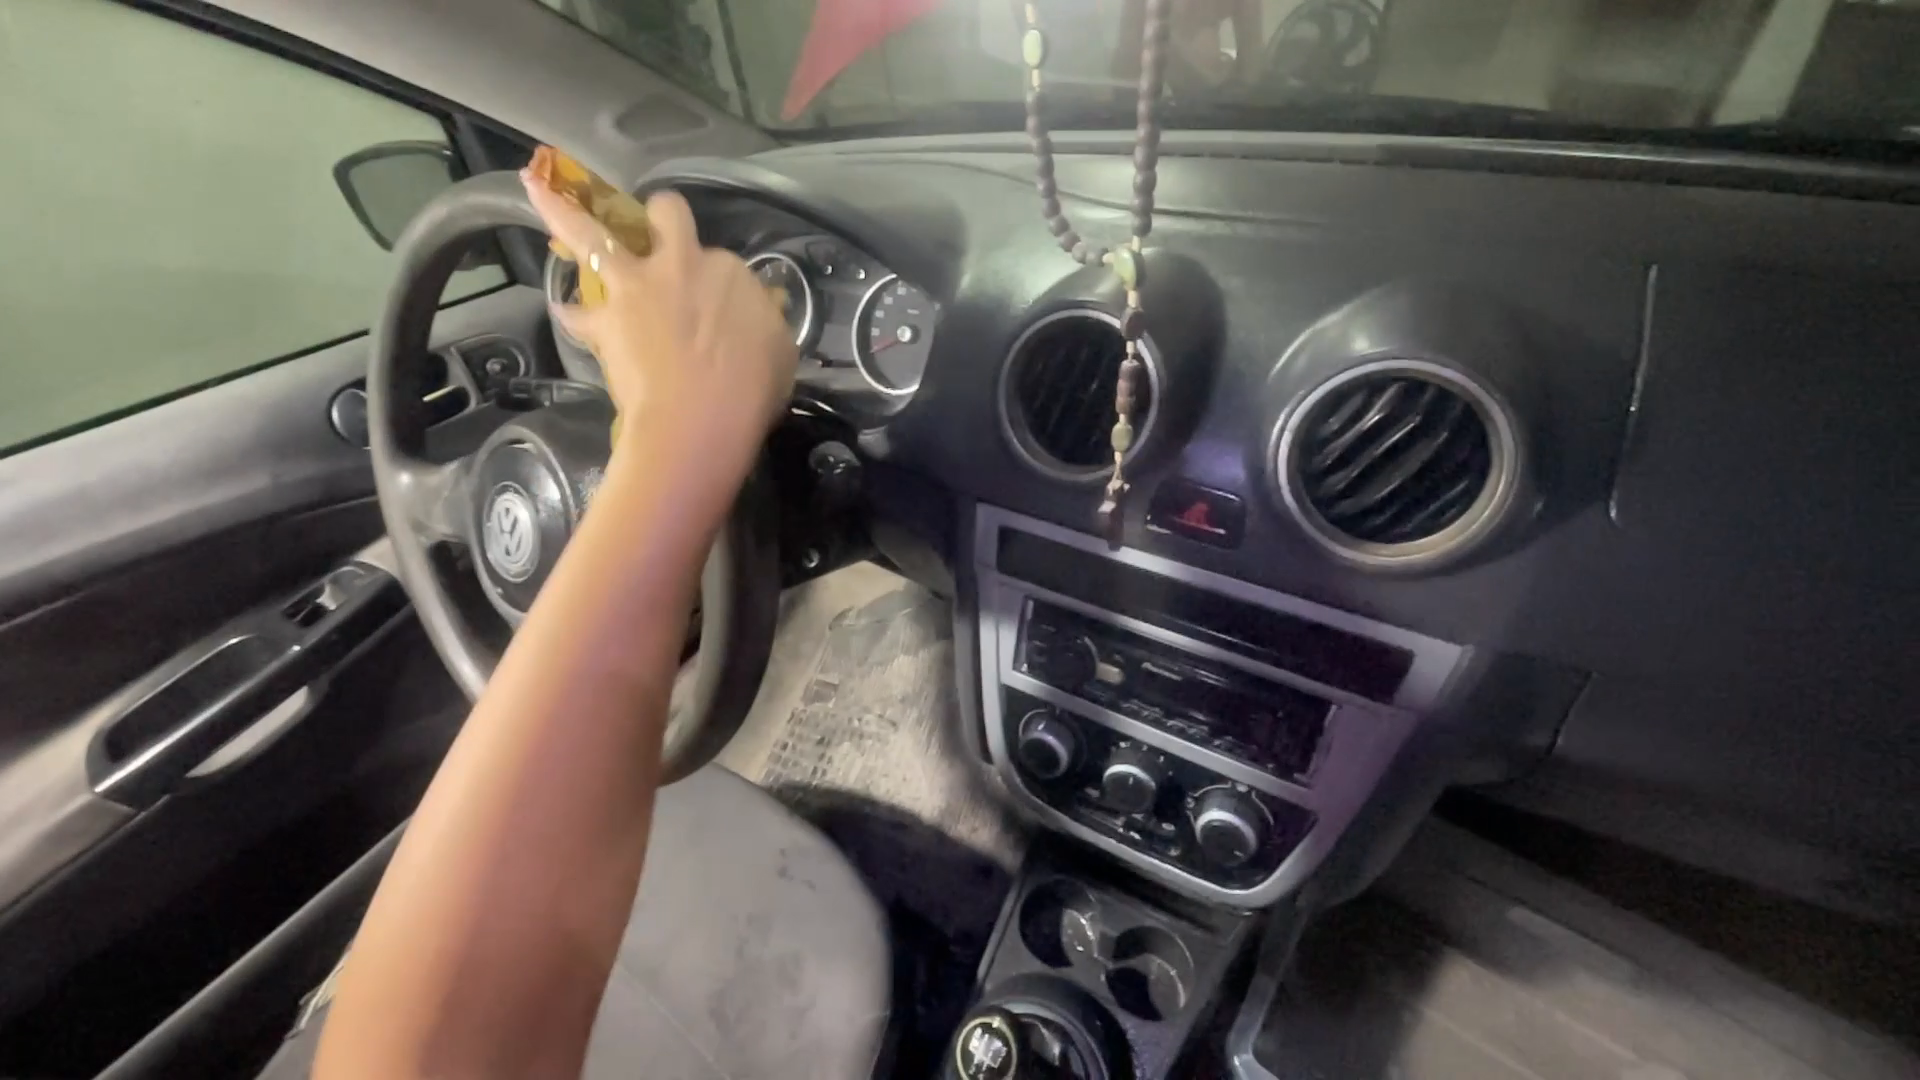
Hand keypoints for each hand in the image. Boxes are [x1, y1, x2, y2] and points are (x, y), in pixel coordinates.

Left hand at [520, 171, 797, 472]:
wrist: (701, 421)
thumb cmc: (752, 392)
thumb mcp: (780, 352)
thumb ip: (764, 323)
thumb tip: (758, 315)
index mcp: (729, 272)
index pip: (721, 260)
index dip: (717, 281)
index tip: (720, 306)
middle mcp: (681, 264)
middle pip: (667, 213)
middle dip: (662, 215)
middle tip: (656, 226)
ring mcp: (637, 287)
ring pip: (592, 232)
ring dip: (564, 210)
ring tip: (540, 187)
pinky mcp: (605, 319)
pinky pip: (577, 312)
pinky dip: (574, 315)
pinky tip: (569, 315)